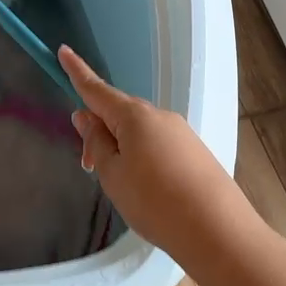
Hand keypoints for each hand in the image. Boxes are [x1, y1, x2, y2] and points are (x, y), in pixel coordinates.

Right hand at [58, 46, 247, 259]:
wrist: (222, 236)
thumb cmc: (156, 203)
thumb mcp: (113, 175)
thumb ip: (96, 143)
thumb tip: (87, 116)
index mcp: (134, 116)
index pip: (96, 89)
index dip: (77, 71)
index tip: (63, 50)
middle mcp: (159, 116)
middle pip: (118, 113)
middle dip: (100, 131)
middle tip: (90, 166)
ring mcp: (182, 133)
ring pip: (139, 131)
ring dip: (123, 148)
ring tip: (124, 187)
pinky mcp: (197, 153)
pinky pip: (159, 145)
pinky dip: (145, 158)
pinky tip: (151, 191)